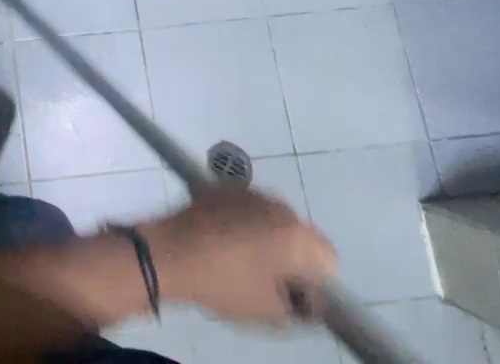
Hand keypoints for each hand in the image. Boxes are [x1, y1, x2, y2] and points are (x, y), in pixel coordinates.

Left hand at [138, 186, 337, 325]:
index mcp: (298, 235)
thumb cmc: (224, 283)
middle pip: (301, 236)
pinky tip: (223, 240)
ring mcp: (250, 191)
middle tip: (266, 280)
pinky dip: (244, 221)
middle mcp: (280, 205)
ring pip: (274, 219)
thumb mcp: (270, 313)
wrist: (170, 252)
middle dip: (292, 257)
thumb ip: (301, 311)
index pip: (329, 260)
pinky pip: (248, 207)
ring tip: (241, 260)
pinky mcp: (223, 186)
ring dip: (268, 237)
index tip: (292, 295)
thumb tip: (305, 302)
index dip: (314, 283)